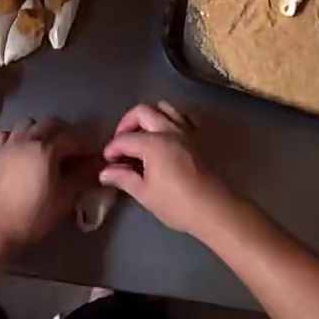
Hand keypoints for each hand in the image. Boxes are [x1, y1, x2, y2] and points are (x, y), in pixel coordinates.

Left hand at [0, 118, 96, 253]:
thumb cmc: (34, 215)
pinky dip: (17, 136)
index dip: (87, 146)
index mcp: (46, 149)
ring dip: (42, 131)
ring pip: (29, 124)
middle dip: (66, 133)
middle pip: (51, 124)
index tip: (95, 156)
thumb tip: (98, 164)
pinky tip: (22, 150)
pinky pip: (7, 134)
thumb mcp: (65, 198)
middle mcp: (27, 140)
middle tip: (75, 151)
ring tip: (49, 148)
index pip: (73, 138)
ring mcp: (9, 145)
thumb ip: (83, 176)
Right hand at [98, 102, 240, 237]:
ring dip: (148, 117)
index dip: (112, 149)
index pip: (124, 139)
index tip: (107, 162)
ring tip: (141, 135)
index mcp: (153, 143)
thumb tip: (105, 173)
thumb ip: (123, 178)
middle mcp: (169, 130)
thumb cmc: (176, 204)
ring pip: (164, 108)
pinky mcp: (198, 138)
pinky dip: (171, 118)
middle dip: (126, 124)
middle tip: (121, 144)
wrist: (214, 209)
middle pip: (142, 112)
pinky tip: (166, 134)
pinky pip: (183, 117)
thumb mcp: (144, 193)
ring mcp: (186, 131)